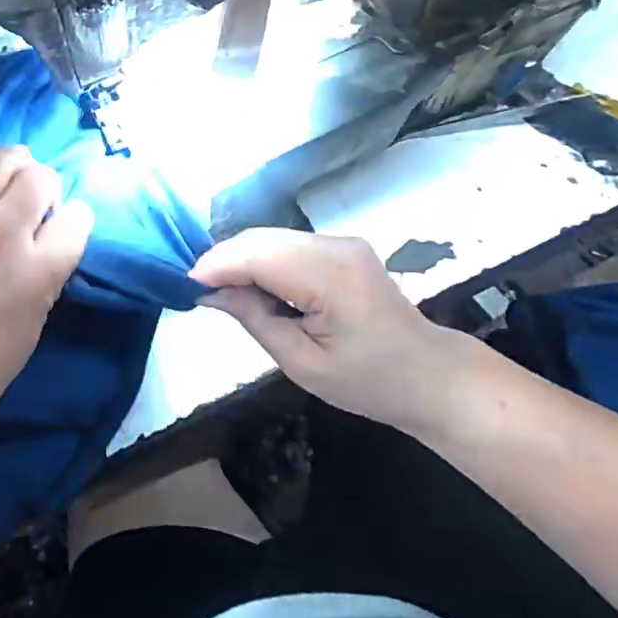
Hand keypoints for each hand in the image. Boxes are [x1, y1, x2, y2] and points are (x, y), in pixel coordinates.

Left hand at [0, 105, 95, 468]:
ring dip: (10, 161)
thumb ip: (44, 279)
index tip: (64, 227)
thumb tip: (48, 238)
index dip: (73, 221)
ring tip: (9, 169)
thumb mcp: (28, 335)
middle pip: (38, 180)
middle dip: (45, 188)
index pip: (76, 219)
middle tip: (33, 204)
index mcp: (34, 274)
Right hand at [193, 230, 481, 428]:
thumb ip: (254, 320)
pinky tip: (252, 283)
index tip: (186, 285)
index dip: (218, 266)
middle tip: (199, 290)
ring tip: (222, 290)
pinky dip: (260, 258)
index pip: (259, 257)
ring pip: (269, 237)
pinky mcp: (339, 244)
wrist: (431, 375)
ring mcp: (340, 241)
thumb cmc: (370, 381)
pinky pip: (284, 242)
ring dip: (239, 258)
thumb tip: (209, 293)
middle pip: (260, 239)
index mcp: (333, 279)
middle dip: (223, 260)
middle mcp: (337, 247)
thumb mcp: (303, 364)